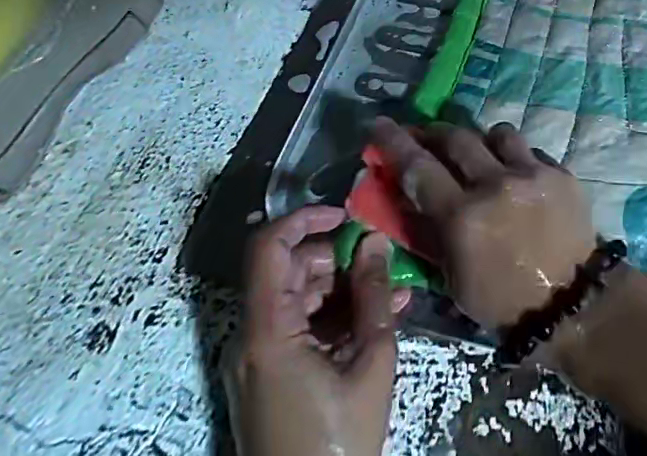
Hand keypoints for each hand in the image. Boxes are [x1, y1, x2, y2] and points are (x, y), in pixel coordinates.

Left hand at [228, 205, 406, 455]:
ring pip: (299, 295)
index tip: (347, 213)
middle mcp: (253, 339)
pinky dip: (338, 312)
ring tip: (393, 287)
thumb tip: (375, 239)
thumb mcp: (371, 359)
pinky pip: (303, 325)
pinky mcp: (273, 374)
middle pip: (288, 270)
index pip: (268, 249)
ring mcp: (261, 359)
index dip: (304, 219)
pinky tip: (381, 312)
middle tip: (381, 259)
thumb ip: (373, 294)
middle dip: (336, 256)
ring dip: (344, 284)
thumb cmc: (341, 434)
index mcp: (268, 333)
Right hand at [370, 117, 596, 330]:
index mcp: (462, 215)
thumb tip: (407, 196)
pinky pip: (531, 150)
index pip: (418, 166)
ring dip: (481, 141)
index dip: (394, 142)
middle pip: (457, 138)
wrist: (569, 300)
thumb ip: (428, 231)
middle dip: (435, 133)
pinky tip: (516, 174)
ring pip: (498, 133)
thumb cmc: (501, 299)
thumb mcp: (451, 276)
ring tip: (479, 153)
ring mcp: (532, 173)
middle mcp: (496, 183)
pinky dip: (516, 158)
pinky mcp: (560, 172)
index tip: (380, 124)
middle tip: (426, 136)